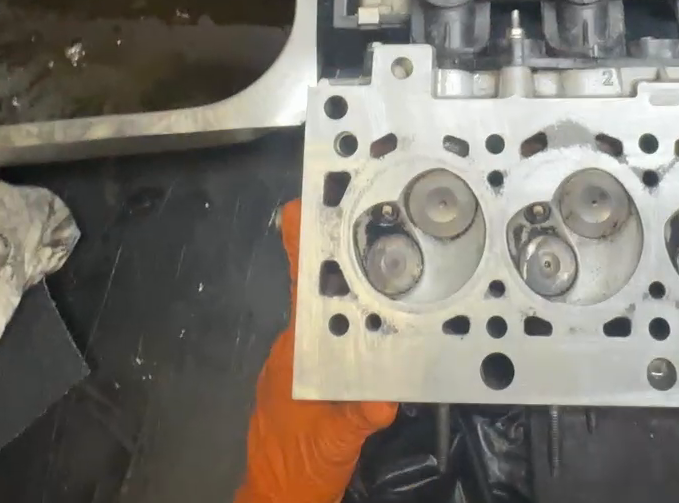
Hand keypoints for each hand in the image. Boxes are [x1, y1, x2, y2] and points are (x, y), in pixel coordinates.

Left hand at [235, 199, 397, 502]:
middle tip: (379, 213)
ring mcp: (307, 357)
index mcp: (297, 350)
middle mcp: (299, 345)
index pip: (302, 286)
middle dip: (346, 251)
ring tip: (398, 252)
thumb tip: (385, 396)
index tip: (303, 204)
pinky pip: (341, 328)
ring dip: (360, 282)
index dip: (302, 245)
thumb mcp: (333, 443)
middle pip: (323, 287)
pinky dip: (362, 313)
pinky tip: (390, 311)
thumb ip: (357, 418)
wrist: (280, 498)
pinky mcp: (319, 372)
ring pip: (335, 307)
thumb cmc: (298, 466)